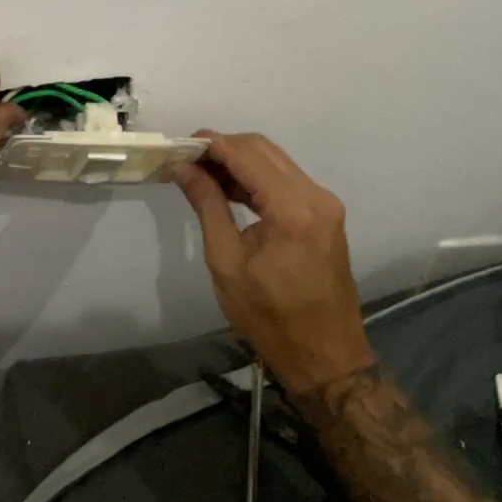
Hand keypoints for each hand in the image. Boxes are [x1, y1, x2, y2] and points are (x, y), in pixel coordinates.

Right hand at [174, 131, 376, 392]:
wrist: (325, 356)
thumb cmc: (269, 317)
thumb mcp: (226, 261)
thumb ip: (207, 205)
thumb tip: (183, 167)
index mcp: (292, 209)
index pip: (245, 154)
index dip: (209, 145)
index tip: (177, 149)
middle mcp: (315, 196)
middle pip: (262, 148)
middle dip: (222, 147)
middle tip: (185, 161)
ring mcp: (324, 203)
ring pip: (274, 159)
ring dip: (238, 159)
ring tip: (201, 174)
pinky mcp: (324, 213)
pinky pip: (285, 178)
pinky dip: (255, 176)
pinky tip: (229, 189)